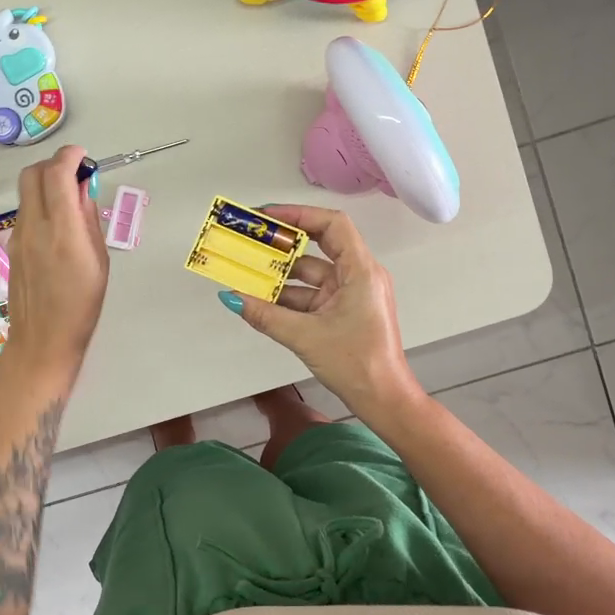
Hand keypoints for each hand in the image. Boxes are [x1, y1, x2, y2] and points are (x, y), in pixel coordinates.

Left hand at [2, 145, 108, 380]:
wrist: (43, 340)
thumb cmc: (82, 306)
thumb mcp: (98, 261)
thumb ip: (88, 219)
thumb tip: (83, 190)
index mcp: (61, 230)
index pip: (56, 173)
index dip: (70, 156)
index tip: (83, 157)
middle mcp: (34, 226)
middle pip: (32, 173)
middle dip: (53, 164)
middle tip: (74, 176)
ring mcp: (18, 235)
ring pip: (25, 192)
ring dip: (45, 185)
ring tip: (68, 202)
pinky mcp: (11, 246)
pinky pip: (24, 212)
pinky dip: (40, 205)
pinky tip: (56, 225)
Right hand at [221, 204, 419, 409]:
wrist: (383, 400)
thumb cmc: (355, 363)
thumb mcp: (305, 336)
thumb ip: (265, 315)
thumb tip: (230, 298)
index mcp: (361, 271)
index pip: (332, 225)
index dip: (299, 214)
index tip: (267, 216)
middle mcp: (359, 276)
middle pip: (319, 245)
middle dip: (284, 243)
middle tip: (251, 239)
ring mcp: (352, 294)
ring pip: (312, 274)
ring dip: (282, 275)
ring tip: (246, 271)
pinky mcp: (345, 312)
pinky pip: (312, 295)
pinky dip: (288, 297)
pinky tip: (261, 300)